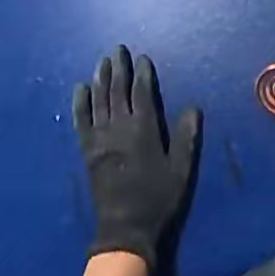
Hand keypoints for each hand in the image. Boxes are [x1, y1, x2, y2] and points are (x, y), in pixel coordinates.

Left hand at [72, 46, 201, 267]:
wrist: (125, 226)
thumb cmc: (158, 199)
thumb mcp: (181, 170)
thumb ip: (186, 138)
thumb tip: (194, 108)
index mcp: (144, 129)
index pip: (142, 93)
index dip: (142, 74)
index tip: (142, 58)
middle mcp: (119, 126)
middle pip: (117, 89)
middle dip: (119, 67)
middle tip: (118, 49)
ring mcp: (100, 136)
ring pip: (98, 98)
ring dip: (100, 77)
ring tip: (103, 61)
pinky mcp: (86, 147)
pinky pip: (81, 118)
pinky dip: (80, 101)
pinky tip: (80, 87)